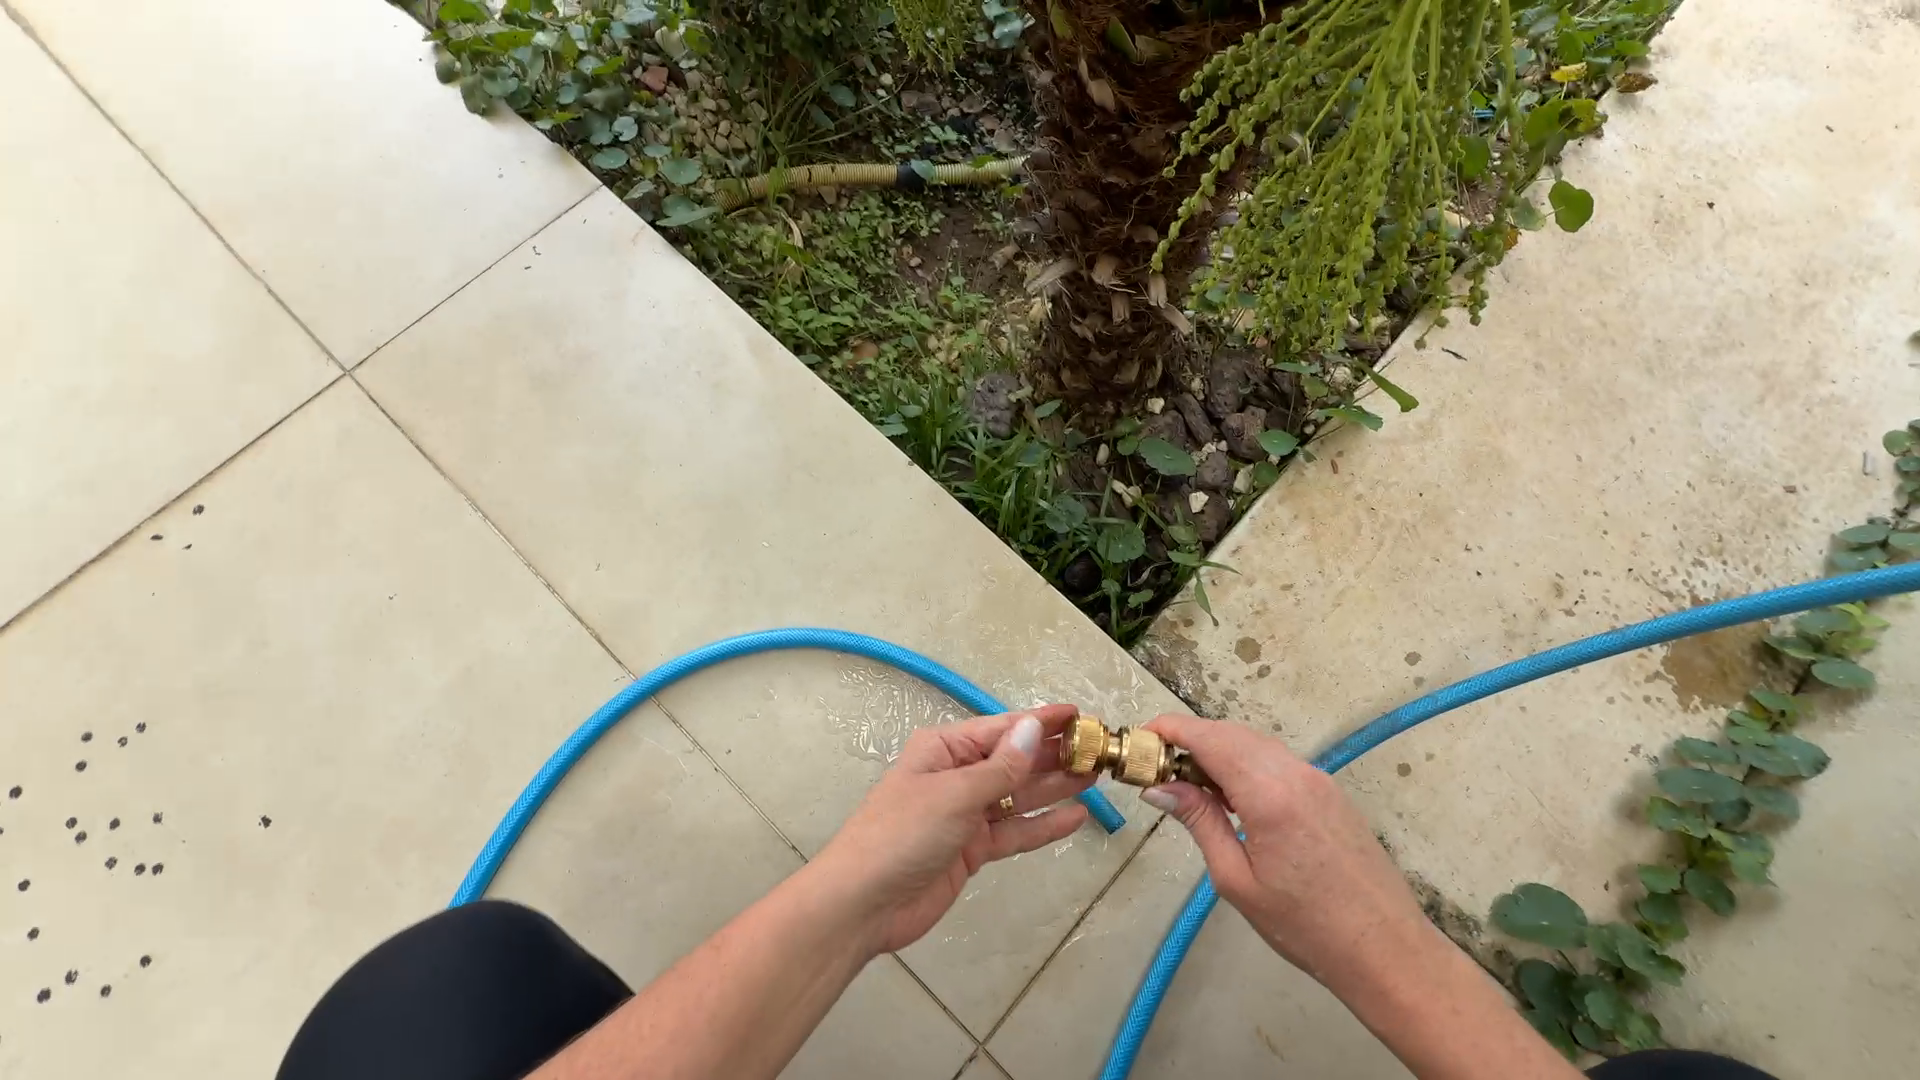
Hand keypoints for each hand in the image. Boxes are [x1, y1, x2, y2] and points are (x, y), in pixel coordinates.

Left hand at [813, 705, 1093, 955]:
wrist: (863, 904)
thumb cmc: (902, 834)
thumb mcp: (954, 794)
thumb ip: (1000, 767)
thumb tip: (1032, 728)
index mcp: (944, 749)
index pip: (1001, 729)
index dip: (1040, 722)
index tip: (1078, 714)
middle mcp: (957, 775)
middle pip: (1013, 760)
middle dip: (1053, 755)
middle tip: (1098, 750)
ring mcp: (965, 814)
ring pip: (1018, 795)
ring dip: (1054, 787)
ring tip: (1095, 777)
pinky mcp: (971, 849)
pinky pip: (1014, 831)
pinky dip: (1042, 825)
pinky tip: (1075, 817)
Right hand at [1138, 714, 1428, 990]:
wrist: (1387, 950)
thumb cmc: (1304, 926)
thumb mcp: (1236, 879)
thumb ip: (1198, 821)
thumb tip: (1158, 787)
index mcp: (1267, 793)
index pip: (1207, 737)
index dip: (1169, 730)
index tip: (1140, 740)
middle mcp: (1293, 772)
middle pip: (1229, 732)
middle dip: (1189, 740)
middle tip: (1159, 769)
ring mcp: (1316, 777)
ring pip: (1253, 742)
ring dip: (1217, 750)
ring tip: (1191, 785)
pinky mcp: (1328, 789)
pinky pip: (1276, 759)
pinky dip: (1245, 762)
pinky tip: (1233, 796)